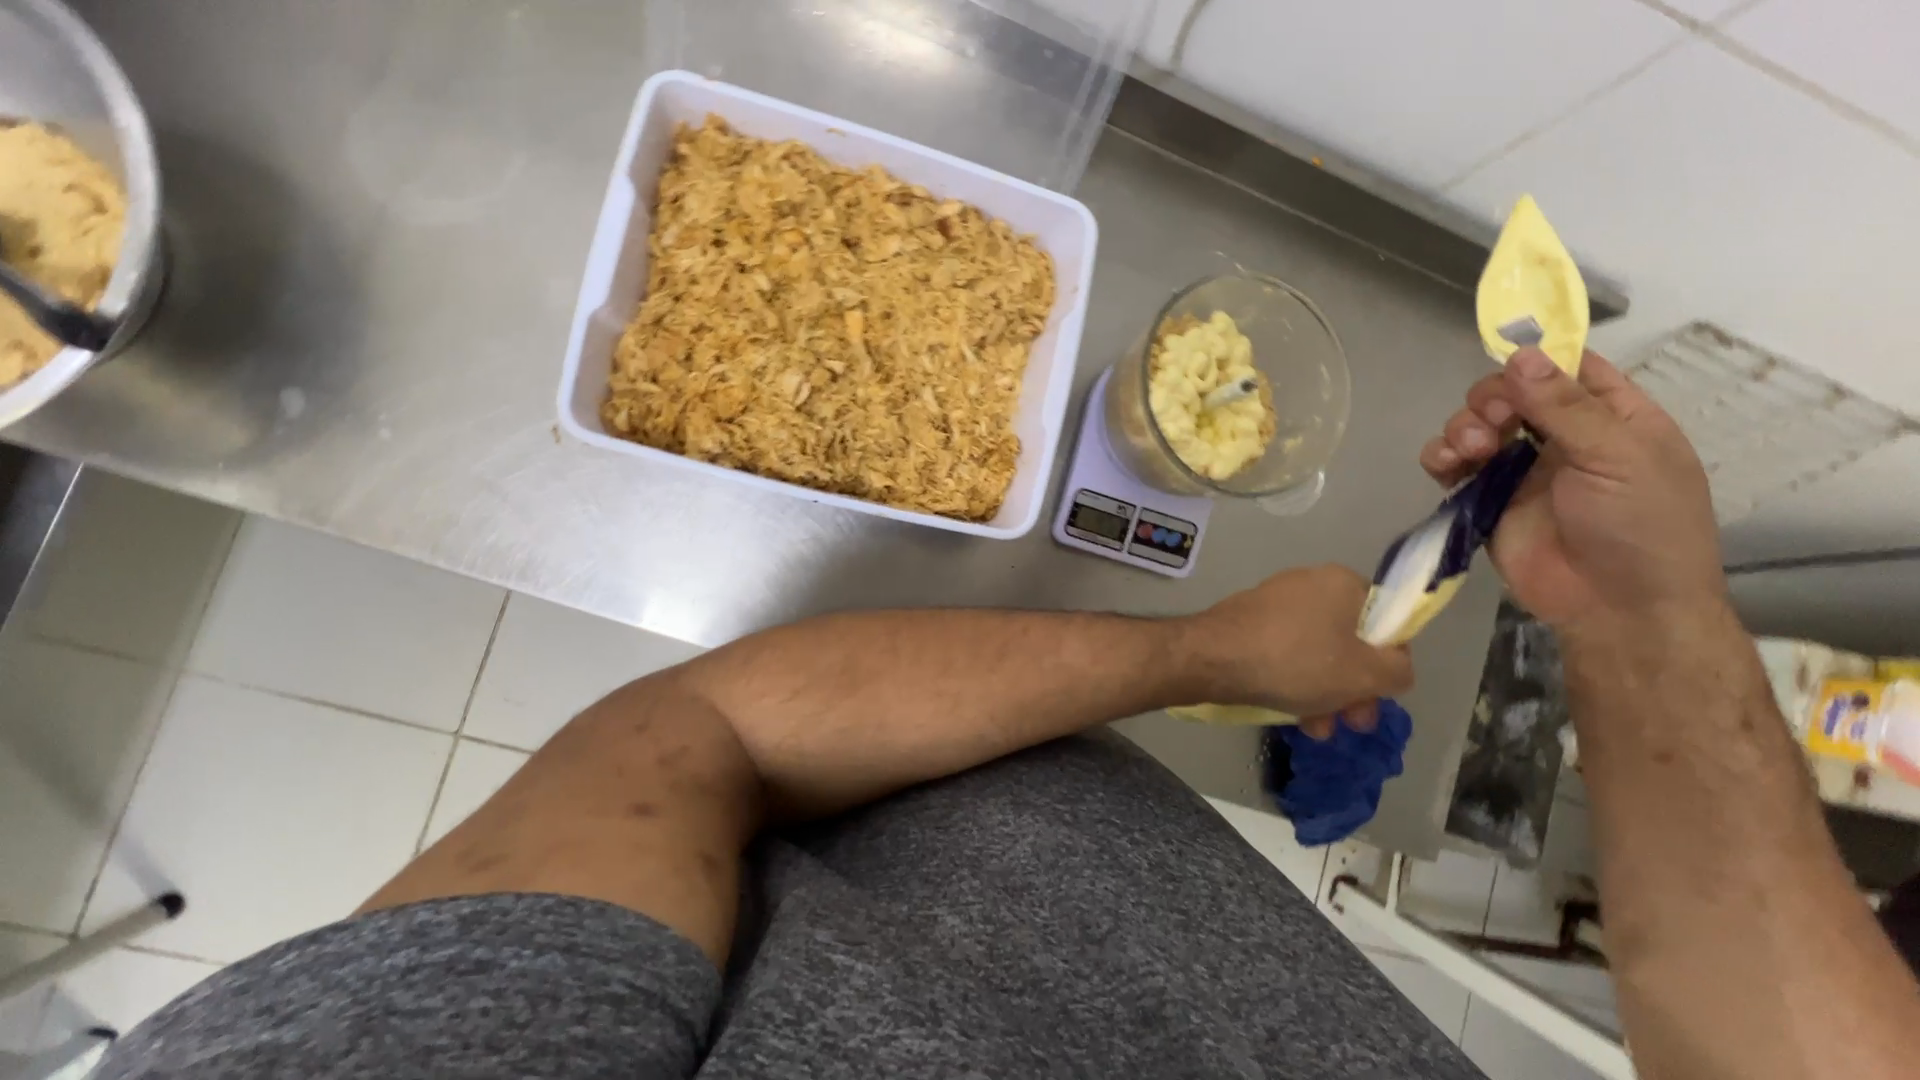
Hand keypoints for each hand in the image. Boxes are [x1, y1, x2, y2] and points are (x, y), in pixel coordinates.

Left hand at [1190, 564, 1413, 737]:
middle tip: (1352, 722)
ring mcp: (1274, 604)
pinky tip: (1292, 718)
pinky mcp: (1248, 624)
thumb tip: (1395, 669)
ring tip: (1318, 730)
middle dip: (1353, 688)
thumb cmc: (1296, 660)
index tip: (1380, 693)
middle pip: (1349, 641)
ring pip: (1316, 654)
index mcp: (1343, 583)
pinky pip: (1284, 655)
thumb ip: (1397, 671)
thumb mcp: (1364, 673)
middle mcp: (1309, 585)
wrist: (1212, 658)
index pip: (1386, 620)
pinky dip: (1293, 684)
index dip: (1389, 660)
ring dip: (1324, 694)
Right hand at [1419, 348, 1725, 634]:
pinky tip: (1446, 465)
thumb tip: (1520, 354)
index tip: (1506, 355)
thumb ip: (1564, 406)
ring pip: (1477, 426)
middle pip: (1512, 393)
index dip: (1538, 357)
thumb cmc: (1640, 525)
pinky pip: (1454, 468)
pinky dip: (1442, 459)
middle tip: (1494, 421)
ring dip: (1464, 428)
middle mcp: (1563, 438)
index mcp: (1612, 418)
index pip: (1571, 368)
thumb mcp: (1617, 455)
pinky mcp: (1487, 502)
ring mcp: (1521, 471)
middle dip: (1492, 399)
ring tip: (1470, 450)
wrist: (1615, 607)